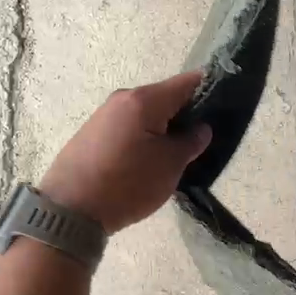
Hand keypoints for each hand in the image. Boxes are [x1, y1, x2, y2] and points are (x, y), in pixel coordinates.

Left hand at [36, 70, 214, 234]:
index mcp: (144, 100)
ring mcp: (104, 116)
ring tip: (178, 154)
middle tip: (204, 139)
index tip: (226, 107)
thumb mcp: (170, 165)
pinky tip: (150, 161)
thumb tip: (200, 128)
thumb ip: (191, 141)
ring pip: (147, 115)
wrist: (69, 211)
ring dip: (166, 129)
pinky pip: (130, 128)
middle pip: (166, 98)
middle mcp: (122, 99)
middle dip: (187, 115)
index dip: (210, 90)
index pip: (188, 83)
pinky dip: (146, 138)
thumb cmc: (127, 183)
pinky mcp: (92, 135)